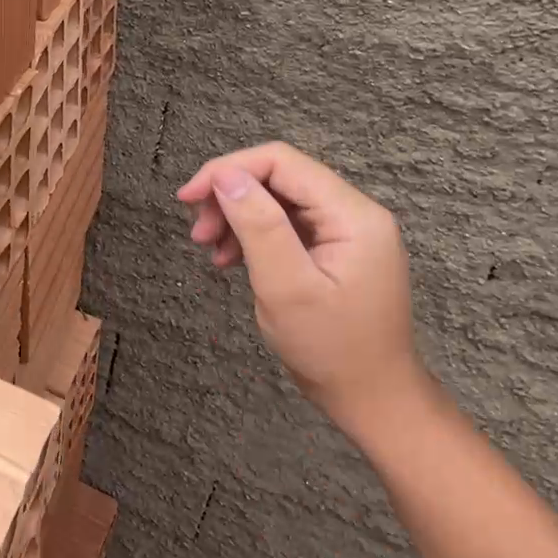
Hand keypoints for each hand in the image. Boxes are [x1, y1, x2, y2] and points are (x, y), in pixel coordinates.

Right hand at [178, 142, 427, 433]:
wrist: (370, 395)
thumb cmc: (330, 345)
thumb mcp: (286, 284)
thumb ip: (258, 225)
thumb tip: (224, 175)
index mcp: (353, 217)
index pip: (280, 162)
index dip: (227, 170)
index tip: (187, 199)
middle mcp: (353, 215)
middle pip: (275, 177)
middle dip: (227, 196)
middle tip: (196, 232)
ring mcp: (343, 232)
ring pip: (272, 198)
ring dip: (232, 216)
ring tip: (208, 248)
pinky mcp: (330, 249)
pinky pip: (279, 222)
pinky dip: (247, 234)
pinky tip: (228, 259)